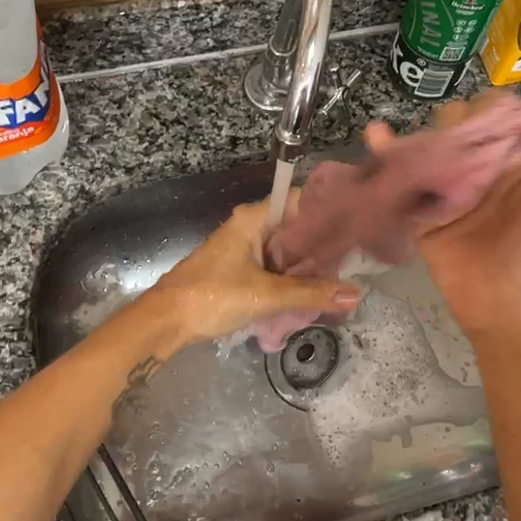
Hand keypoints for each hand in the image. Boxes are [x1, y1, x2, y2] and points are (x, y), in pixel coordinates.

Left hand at [147, 196, 362, 341]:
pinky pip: (273, 268)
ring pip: (285, 252)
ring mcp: (243, 249)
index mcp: (253, 219)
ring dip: (307, 268)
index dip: (327, 210)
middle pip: (295, 228)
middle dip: (321, 247)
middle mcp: (249, 227)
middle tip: (353, 264)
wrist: (164, 321)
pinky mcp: (238, 270)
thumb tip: (356, 294)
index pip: (299, 199)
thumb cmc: (212, 296)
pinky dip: (290, 280)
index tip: (354, 226)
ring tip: (338, 282)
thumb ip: (312, 293)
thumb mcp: (267, 295)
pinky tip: (310, 296)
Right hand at [367, 92, 520, 340]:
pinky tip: (377, 135)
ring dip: (423, 132)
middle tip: (458, 144)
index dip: (494, 109)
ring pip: (431, 145)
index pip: (504, 116)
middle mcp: (488, 171)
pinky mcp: (424, 215)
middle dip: (456, 121)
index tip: (489, 123)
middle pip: (462, 124)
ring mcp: (453, 192)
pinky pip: (403, 180)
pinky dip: (386, 154)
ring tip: (422, 142)